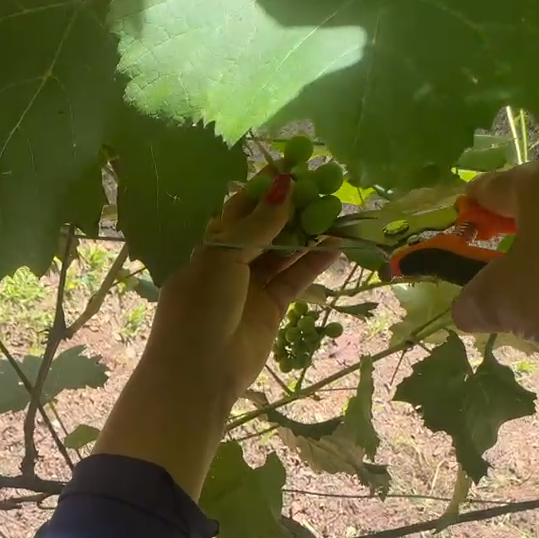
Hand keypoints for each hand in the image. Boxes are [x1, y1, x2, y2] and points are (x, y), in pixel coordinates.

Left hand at [97, 170, 341, 496]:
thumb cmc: (200, 310)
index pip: (239, 211)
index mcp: (208, 249)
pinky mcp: (272, 308)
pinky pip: (296, 277)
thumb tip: (285, 186)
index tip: (295, 166)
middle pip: (267, 229)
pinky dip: (315, 261)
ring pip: (285, 252)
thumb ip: (256, 226)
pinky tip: (338, 243)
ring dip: (310, 232)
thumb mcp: (222, 260)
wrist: (198, 372)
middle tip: (327, 183)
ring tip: (340, 208)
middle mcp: (229, 265)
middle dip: (293, 208)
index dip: (265, 190)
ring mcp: (251, 287)